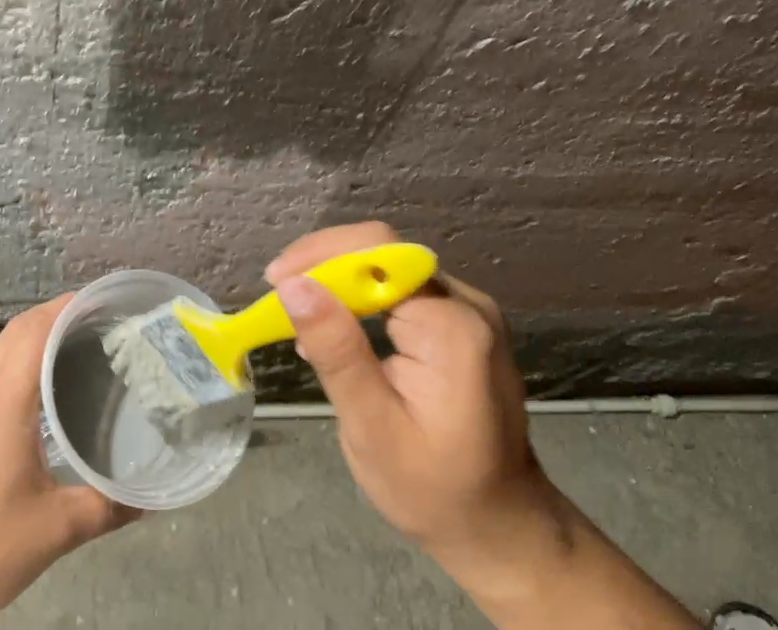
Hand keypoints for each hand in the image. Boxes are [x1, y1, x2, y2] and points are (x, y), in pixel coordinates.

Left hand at [0, 294, 141, 629]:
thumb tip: (151, 499)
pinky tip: (42, 388)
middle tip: (104, 319)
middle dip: (56, 315)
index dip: (69, 307)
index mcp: (2, 405)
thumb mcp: (56, 530)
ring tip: (79, 343)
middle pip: (15, 332)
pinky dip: (18, 360)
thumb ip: (107, 507)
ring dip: (34, 335)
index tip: (108, 301)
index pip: (34, 332)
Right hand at [268, 223, 695, 628]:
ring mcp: (468, 313)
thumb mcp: (372, 427)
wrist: (501, 526)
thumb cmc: (434, 489)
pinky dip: (360, 301)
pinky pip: (402, 291)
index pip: (379, 252)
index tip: (275, 282)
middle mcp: (467, 304)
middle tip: (277, 298)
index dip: (321, 255)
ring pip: (389, 268)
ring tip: (296, 317)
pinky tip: (334, 330)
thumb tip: (294, 285)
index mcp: (451, 326)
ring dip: (338, 283)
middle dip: (323, 266)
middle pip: (383, 253)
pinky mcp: (461, 326)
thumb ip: (337, 351)